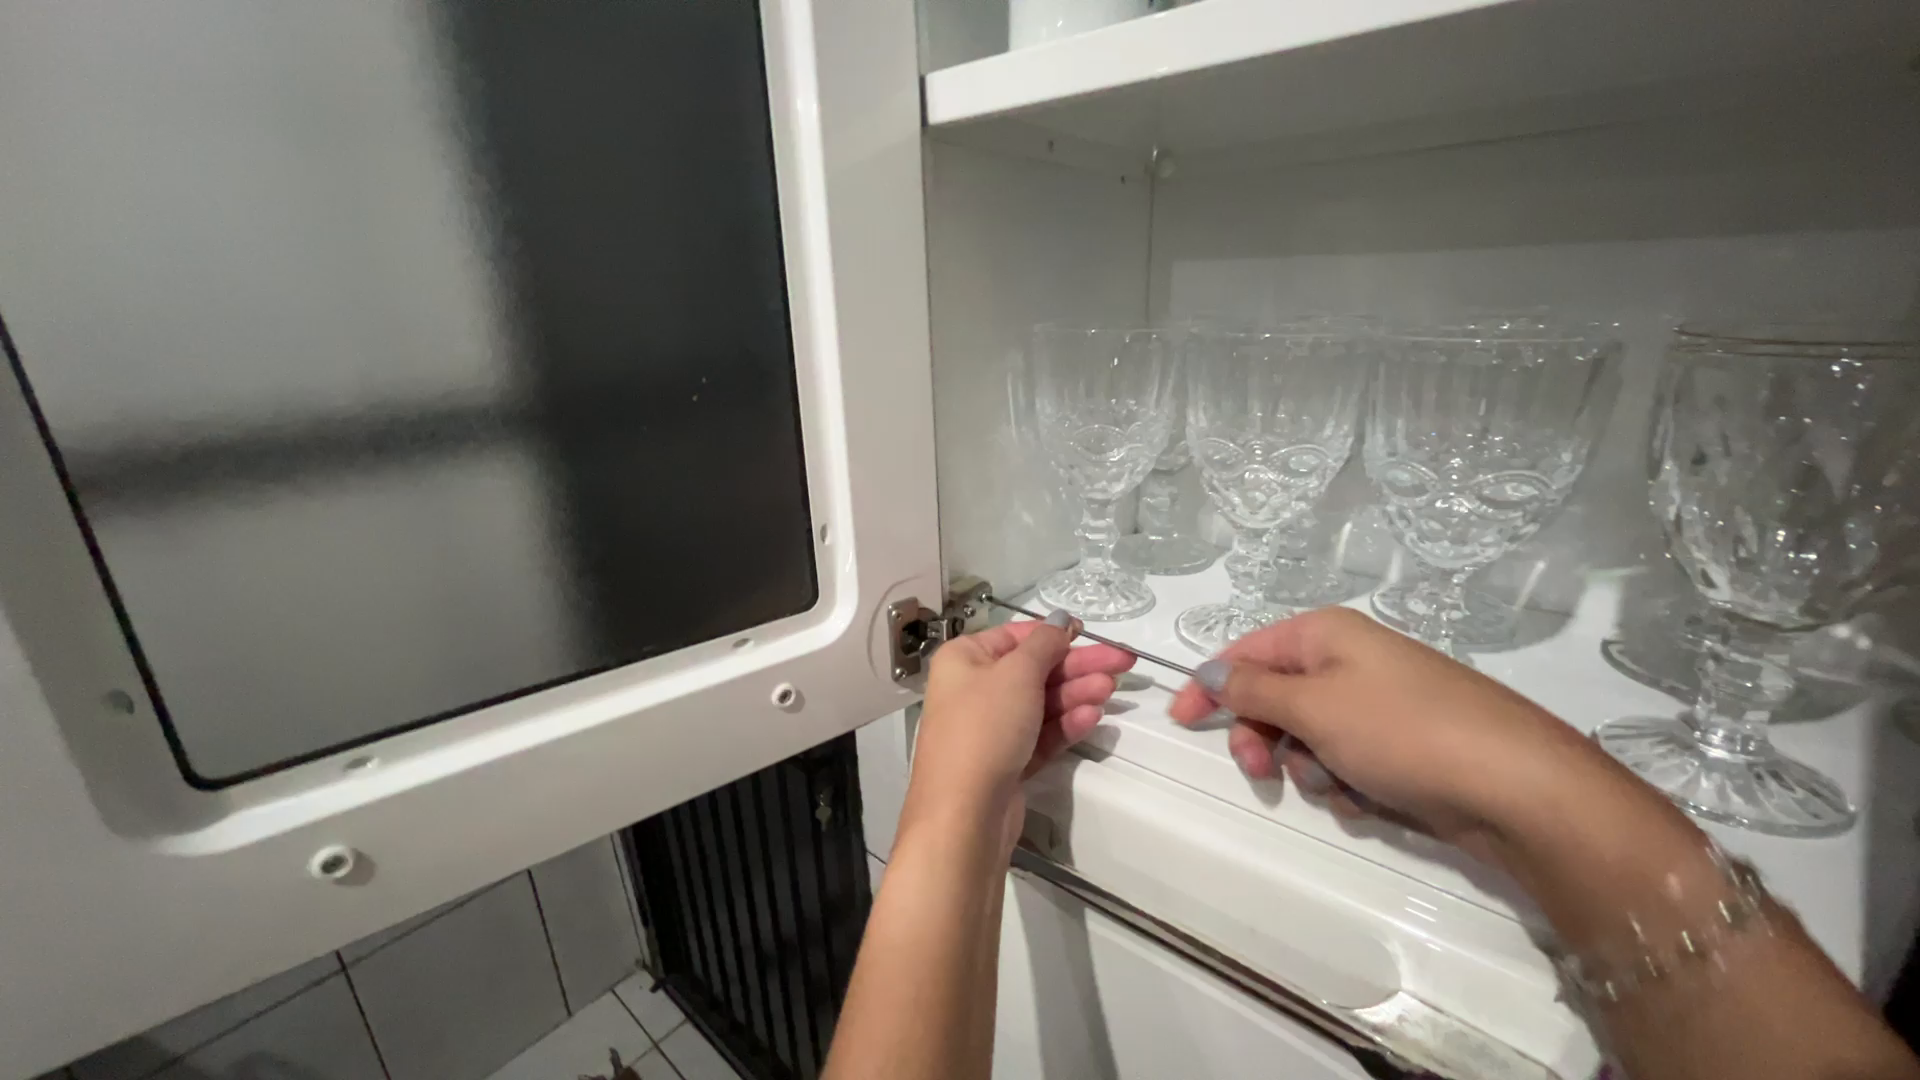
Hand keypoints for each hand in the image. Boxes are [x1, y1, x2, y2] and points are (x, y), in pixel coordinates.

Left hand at [902, 614, 1134, 848]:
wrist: (964, 812)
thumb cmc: (984, 727)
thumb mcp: (1017, 673)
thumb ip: (1045, 644)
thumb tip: (1061, 620)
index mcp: (964, 659)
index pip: (1015, 636)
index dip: (1053, 633)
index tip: (1089, 633)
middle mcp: (973, 689)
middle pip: (1033, 669)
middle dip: (1077, 666)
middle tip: (1123, 663)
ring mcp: (990, 728)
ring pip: (1041, 703)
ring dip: (1076, 693)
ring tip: (1110, 689)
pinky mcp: (1006, 762)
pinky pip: (1040, 734)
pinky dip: (1065, 724)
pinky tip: (1092, 717)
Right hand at [1167, 607, 1649, 868]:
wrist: (1518, 788)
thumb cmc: (1401, 731)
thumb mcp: (1312, 705)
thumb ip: (1250, 689)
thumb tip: (1207, 672)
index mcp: (1325, 634)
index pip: (1245, 651)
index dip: (1208, 685)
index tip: (1180, 722)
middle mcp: (1350, 660)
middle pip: (1274, 696)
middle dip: (1263, 736)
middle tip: (1260, 770)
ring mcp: (1379, 703)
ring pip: (1307, 735)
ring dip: (1306, 766)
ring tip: (1335, 786)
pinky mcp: (1402, 744)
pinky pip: (1345, 760)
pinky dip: (1343, 782)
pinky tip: (1366, 798)